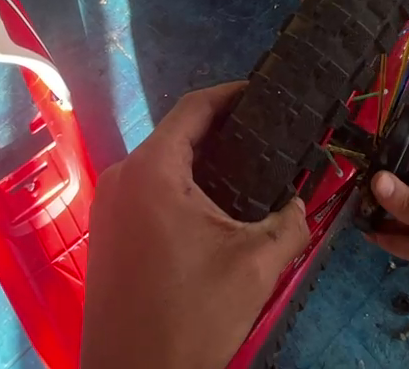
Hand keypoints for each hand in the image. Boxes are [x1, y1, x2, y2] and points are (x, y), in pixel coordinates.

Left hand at [82, 83, 308, 368]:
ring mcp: (109, 205)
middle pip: (178, 134)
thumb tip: (301, 205)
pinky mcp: (107, 232)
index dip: (231, 93)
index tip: (264, 91)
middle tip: (266, 135)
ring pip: (163, 164)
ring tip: (248, 169)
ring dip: (202, 161)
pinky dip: (181, 186)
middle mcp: (122, 176)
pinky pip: (149, 189)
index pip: (194, 108)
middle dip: (223, 130)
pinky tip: (213, 206)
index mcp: (151, 170)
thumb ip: (289, 224)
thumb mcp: (254, 267)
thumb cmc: (190, 317)